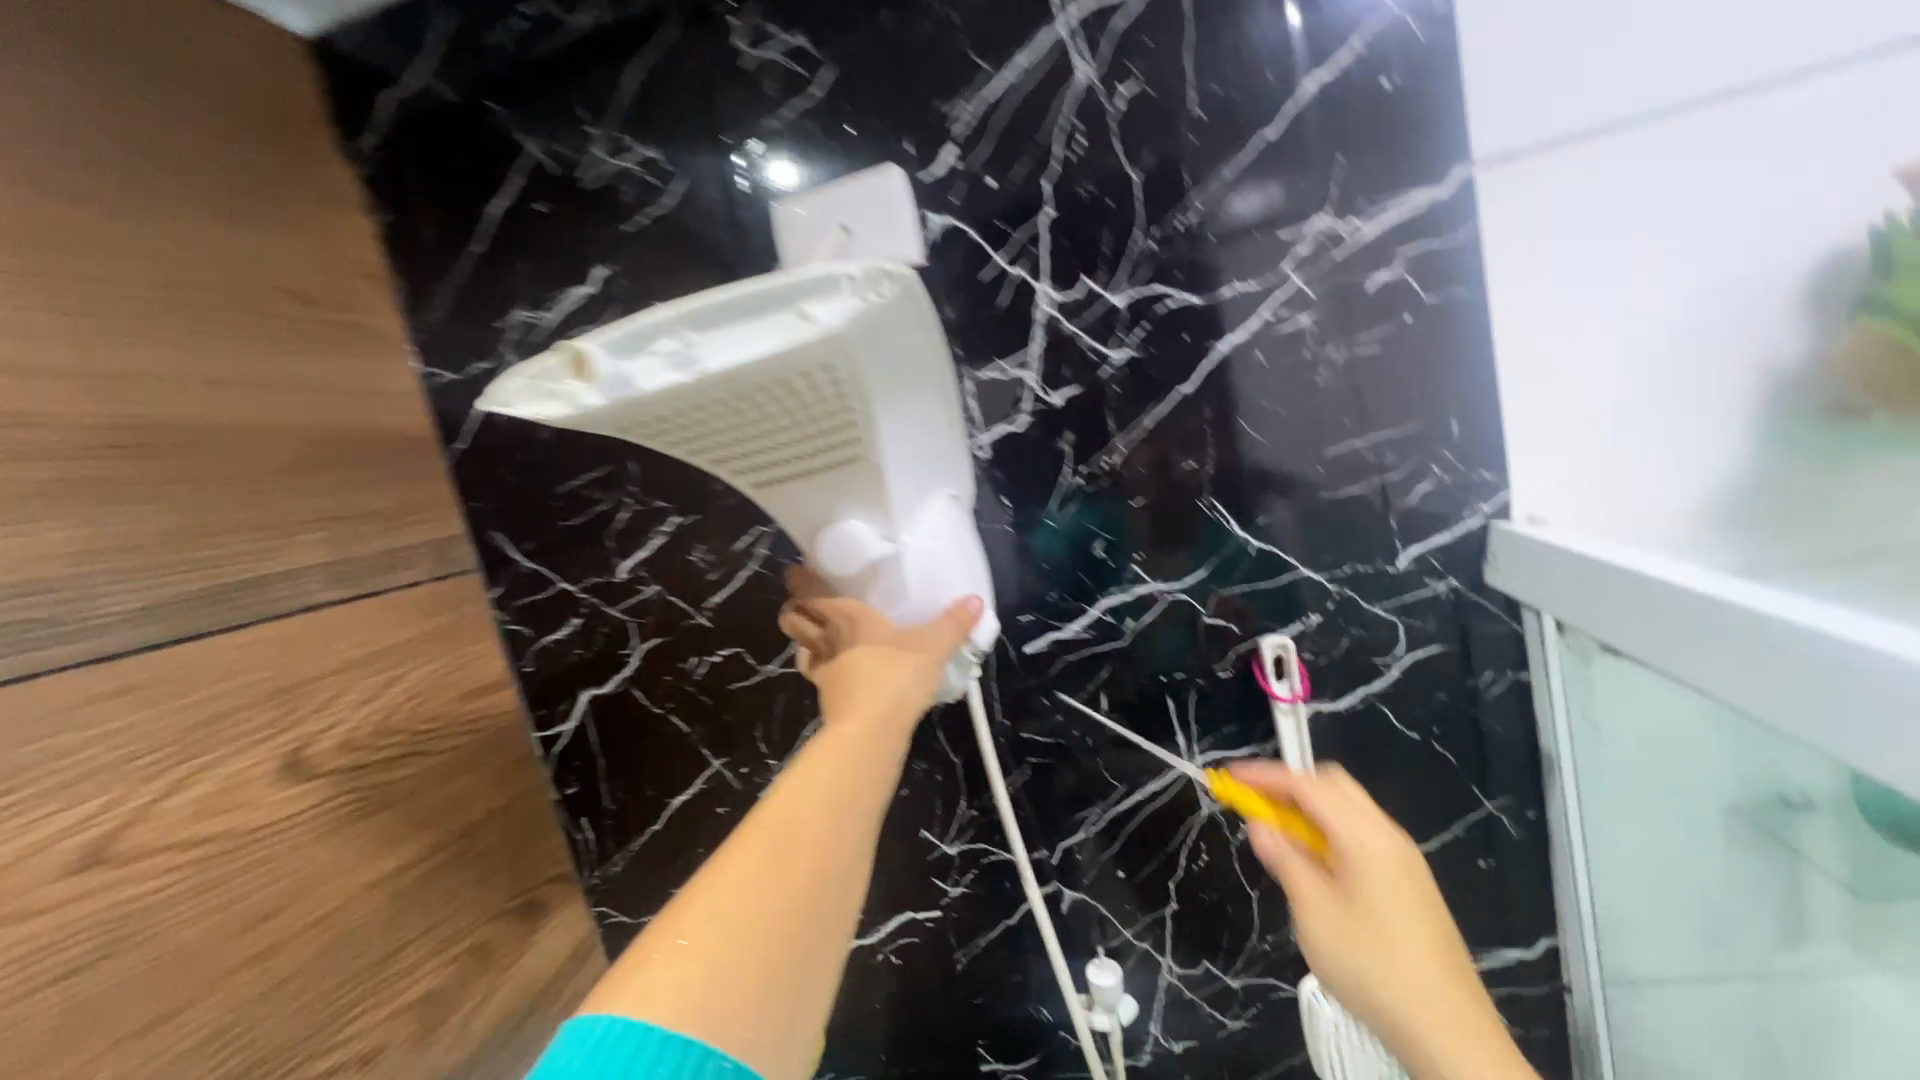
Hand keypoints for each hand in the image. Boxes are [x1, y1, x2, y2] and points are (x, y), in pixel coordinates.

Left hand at [776, 566, 982, 734]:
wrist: (871, 732)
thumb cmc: (896, 676)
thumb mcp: (932, 647)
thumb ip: (952, 623)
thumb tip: (976, 600)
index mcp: (847, 616)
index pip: (810, 592)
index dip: (799, 581)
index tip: (796, 573)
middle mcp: (827, 639)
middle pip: (792, 620)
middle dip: (793, 610)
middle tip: (804, 605)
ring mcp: (822, 671)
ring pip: (801, 649)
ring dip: (804, 641)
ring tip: (818, 638)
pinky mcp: (826, 699)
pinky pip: (818, 677)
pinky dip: (821, 671)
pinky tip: (837, 673)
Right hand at [1229, 762, 1537, 1079]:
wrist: (1448, 1029)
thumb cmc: (1371, 965)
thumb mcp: (1313, 912)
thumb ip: (1285, 860)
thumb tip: (1261, 824)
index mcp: (1365, 836)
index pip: (1308, 785)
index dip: (1265, 775)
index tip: (1229, 777)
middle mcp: (1389, 836)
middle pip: (1334, 786)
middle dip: (1290, 786)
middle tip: (1254, 804)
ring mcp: (1404, 860)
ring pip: (1350, 811)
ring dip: (1310, 811)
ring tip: (1276, 837)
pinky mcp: (1410, 884)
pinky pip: (1363, 837)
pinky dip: (1330, 834)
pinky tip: (1313, 866)